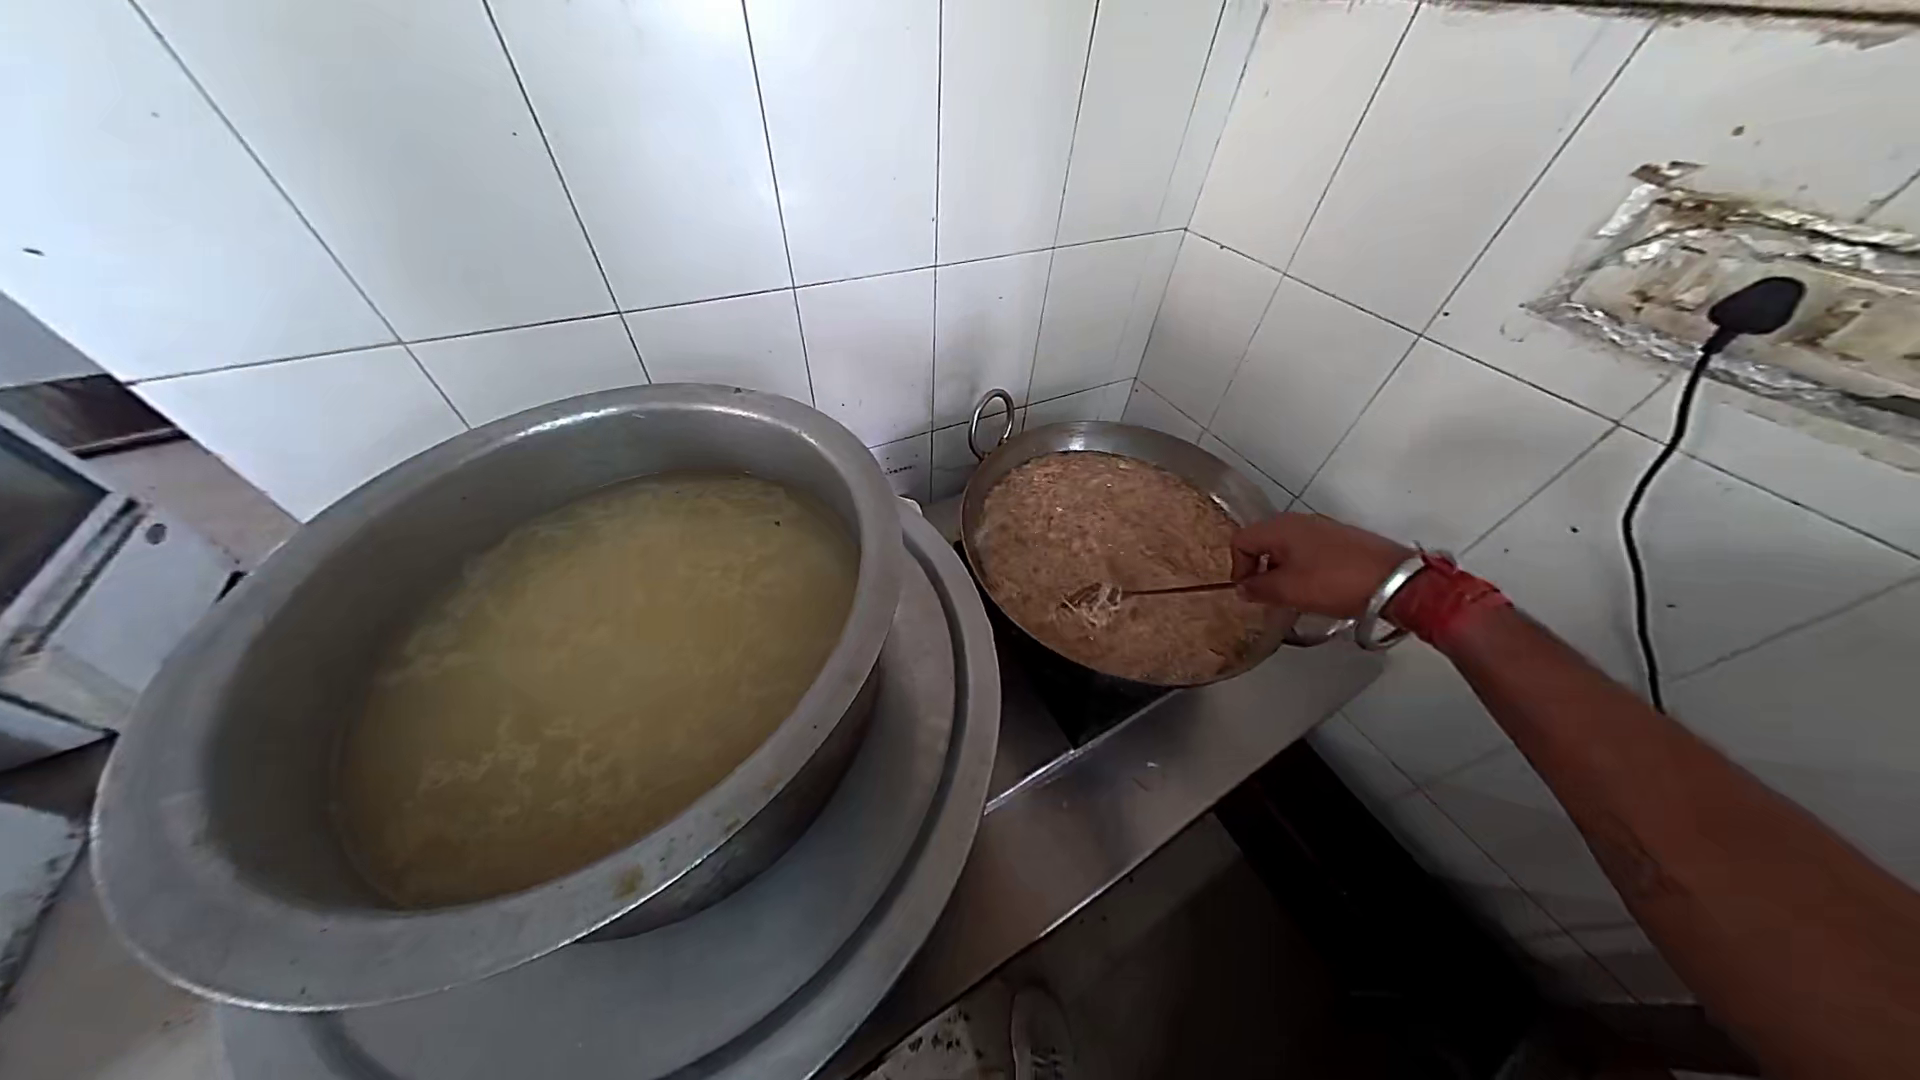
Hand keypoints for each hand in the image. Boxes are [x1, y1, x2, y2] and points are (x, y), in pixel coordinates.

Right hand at [1231, 513, 1413, 617]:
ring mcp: (1323, 528)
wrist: (1397, 582)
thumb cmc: (1333, 583)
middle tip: (1267, 595)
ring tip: (1292, 595)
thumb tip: (1242, 588)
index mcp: (1280, 527)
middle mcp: (1298, 521)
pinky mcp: (1342, 539)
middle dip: (1259, 568)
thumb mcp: (1288, 590)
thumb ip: (1257, 588)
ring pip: (1286, 547)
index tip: (1249, 591)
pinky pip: (1308, 550)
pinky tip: (1316, 588)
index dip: (1238, 567)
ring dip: (1281, 570)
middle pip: (1262, 541)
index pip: (1240, 541)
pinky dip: (1302, 567)